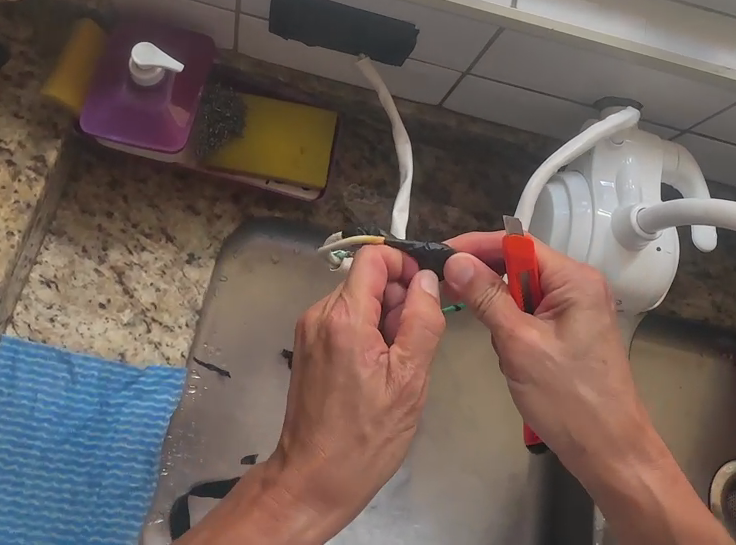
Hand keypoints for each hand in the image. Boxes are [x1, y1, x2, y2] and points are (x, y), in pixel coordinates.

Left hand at [186, 244, 445, 544]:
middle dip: (396, 301)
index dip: (404, 266)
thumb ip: (421, 321)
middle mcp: (320, 312)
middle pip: (367, 278)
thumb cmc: (365, 438)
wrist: (312, 480)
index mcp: (344, 316)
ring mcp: (310, 328)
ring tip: (393, 366)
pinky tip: (374, 372)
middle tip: (410, 346)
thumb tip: (428, 279)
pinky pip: (344, 319)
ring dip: (383, 320)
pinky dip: (365, 333)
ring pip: (357, 299)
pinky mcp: (308, 345)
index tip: (423, 295)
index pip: (374, 256)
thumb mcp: (409, 380)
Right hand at [443, 232, 729, 544]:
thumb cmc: (570, 400)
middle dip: (487, 284)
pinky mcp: (571, 332)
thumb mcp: (519, 344)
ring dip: (500, 313)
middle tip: (448, 293)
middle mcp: (579, 285)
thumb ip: (486, 297)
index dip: (476, 245)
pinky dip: (512, 330)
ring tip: (499, 347)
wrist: (612, 455)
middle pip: (518, 265)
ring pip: (521, 292)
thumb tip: (455, 261)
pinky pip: (530, 314)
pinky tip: (511, 357)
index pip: (516, 243)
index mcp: (574, 279)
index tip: (441, 254)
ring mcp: (577, 310)